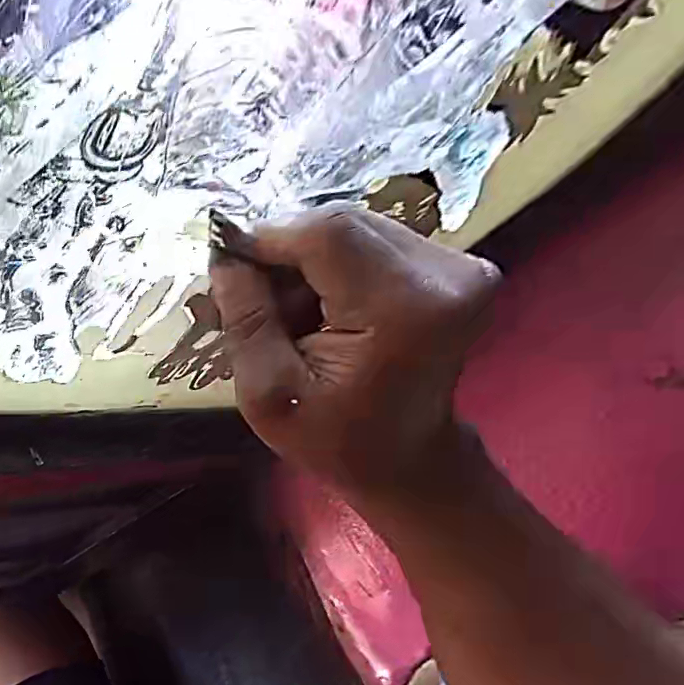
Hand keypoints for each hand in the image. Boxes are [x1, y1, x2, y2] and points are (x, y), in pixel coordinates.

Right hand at [209, 205, 499, 495]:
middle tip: (251, 296)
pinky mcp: (454, 267)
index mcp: (402, 309)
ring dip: (306, 261)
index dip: (267, 236)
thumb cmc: (333, 440)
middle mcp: (445, 273)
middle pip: (342, 226)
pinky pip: (372, 242)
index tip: (225, 259)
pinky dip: (332, 267)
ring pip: (354, 229)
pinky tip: (317, 306)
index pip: (327, 234)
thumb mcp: (267, 393)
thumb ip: (247, 321)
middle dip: (284, 253)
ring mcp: (458, 266)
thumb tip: (225, 258)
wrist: (404, 459)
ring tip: (286, 311)